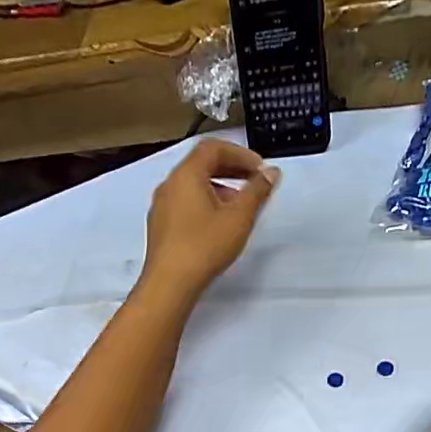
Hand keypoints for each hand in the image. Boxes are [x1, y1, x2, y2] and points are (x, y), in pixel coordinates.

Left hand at [138, 139, 280, 300]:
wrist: (169, 283)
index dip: (240, 153)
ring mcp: (162, 206)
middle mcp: (170, 185)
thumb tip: (270, 173)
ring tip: (240, 203)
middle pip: (201, 164)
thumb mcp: (239, 217)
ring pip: (192, 184)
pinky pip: (184, 202)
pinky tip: (219, 222)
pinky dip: (205, 201)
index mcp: (186, 175)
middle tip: (254, 180)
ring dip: (219, 186)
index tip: (259, 168)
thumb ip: (257, 191)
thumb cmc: (203, 247)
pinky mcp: (161, 225)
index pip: (213, 148)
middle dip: (231, 168)